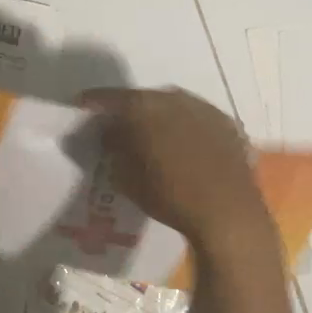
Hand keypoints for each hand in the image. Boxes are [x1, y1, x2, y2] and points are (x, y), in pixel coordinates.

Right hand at [80, 87, 270, 256]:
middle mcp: (176, 99)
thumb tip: (106, 132)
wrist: (229, 216)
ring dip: (159, 117)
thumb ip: (112, 146)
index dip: (94, 101)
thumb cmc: (169, 195)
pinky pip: (197, 120)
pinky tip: (182, 145)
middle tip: (117, 124)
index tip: (82, 106)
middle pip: (144, 98)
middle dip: (129, 109)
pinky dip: (185, 128)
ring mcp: (207, 110)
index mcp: (146, 106)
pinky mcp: (229, 127)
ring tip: (150, 134)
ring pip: (173, 107)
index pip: (112, 97)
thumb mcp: (125, 175)